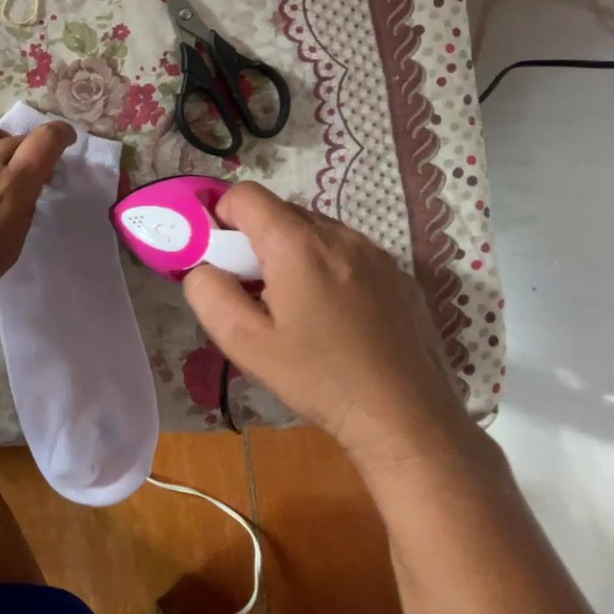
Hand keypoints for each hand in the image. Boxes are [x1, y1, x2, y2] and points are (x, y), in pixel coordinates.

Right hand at [183, 182, 472, 471]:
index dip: (220, 218)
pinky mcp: (399, 276)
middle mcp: (341, 236)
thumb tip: (205, 268)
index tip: (220, 259)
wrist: (408, 418)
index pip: (245, 195)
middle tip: (252, 291)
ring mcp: (377, 254)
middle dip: (253, 239)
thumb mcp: (242, 341)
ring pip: (313, 230)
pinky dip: (324, 267)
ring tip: (292, 306)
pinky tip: (330, 316)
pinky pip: (345, 252)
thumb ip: (207, 291)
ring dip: (289, 252)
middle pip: (279, 210)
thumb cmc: (318, 378)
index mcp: (298, 245)